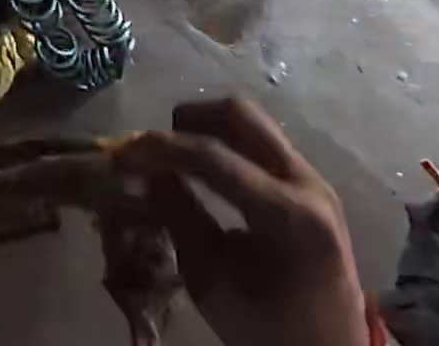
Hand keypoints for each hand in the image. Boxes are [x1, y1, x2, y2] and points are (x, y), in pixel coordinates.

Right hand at [121, 98, 370, 345]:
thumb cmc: (266, 330)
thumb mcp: (210, 278)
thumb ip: (177, 214)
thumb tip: (140, 171)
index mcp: (289, 215)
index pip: (214, 158)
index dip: (164, 149)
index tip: (125, 152)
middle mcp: (307, 182)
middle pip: (240, 115)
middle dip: (190, 120)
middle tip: (158, 145)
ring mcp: (313, 178)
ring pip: (251, 122)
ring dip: (208, 127)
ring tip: (177, 153)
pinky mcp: (309, 182)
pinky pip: (261, 142)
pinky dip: (226, 142)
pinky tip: (204, 165)